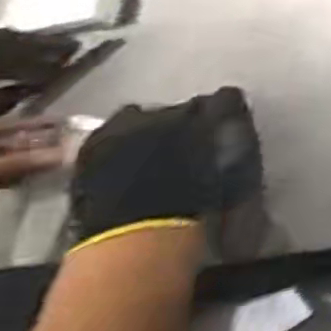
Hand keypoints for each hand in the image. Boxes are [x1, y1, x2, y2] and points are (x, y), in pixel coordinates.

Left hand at [0, 118, 62, 220]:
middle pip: (3, 143)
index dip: (33, 122)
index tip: (67, 121)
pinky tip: (34, 178)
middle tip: (71, 144)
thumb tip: (64, 153)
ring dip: (26, 163)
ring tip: (60, 162)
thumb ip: (14, 163)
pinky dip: (12, 177)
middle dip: (35, 144)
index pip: (3, 124)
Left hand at [69, 87, 260, 253]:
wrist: (140, 233)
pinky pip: (111, 131)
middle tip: (190, 141)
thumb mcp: (236, 170)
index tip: (227, 123)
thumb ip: (235, 142)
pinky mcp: (93, 144)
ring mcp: (128, 127)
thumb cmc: (201, 203)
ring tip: (154, 149)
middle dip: (189, 119)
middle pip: (185, 105)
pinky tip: (125, 158)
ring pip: (145, 114)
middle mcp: (171, 113)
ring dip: (153, 127)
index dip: (227, 110)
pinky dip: (121, 140)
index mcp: (212, 117)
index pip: (226, 97)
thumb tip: (233, 130)